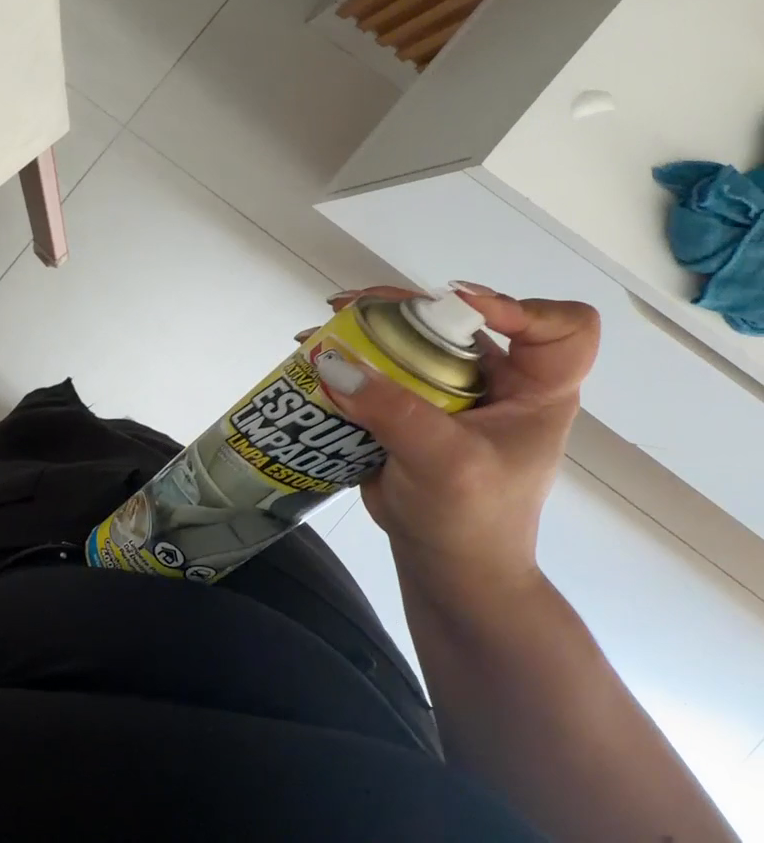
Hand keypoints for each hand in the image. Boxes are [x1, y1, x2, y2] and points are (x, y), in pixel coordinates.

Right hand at [306, 286, 600, 603]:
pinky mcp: (405, 406)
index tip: (454, 310)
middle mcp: (496, 382)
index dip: (518, 307)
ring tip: (324, 323)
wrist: (444, 564)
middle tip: (352, 307)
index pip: (561, 328)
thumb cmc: (470, 518)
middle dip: (407, 307)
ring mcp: (447, 393)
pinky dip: (343, 355)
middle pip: (462, 321)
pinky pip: (377, 367)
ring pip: (413, 339)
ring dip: (366, 327)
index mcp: (536, 391)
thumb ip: (392, 410)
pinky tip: (311, 353)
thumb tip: (329, 360)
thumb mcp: (442, 462)